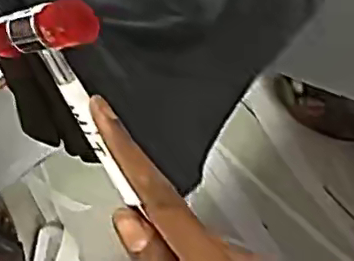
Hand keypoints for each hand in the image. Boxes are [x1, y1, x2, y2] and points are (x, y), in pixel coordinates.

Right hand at [93, 96, 253, 260]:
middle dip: (152, 218)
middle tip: (132, 221)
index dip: (121, 144)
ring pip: (202, 241)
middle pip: (176, 218)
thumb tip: (127, 220)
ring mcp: (253, 258)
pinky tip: (200, 259)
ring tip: (173, 254)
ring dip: (184, 248)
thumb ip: (157, 256)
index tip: (100, 108)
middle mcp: (236, 251)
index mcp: (211, 253)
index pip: (156, 190)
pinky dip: (205, 257)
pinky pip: (224, 255)